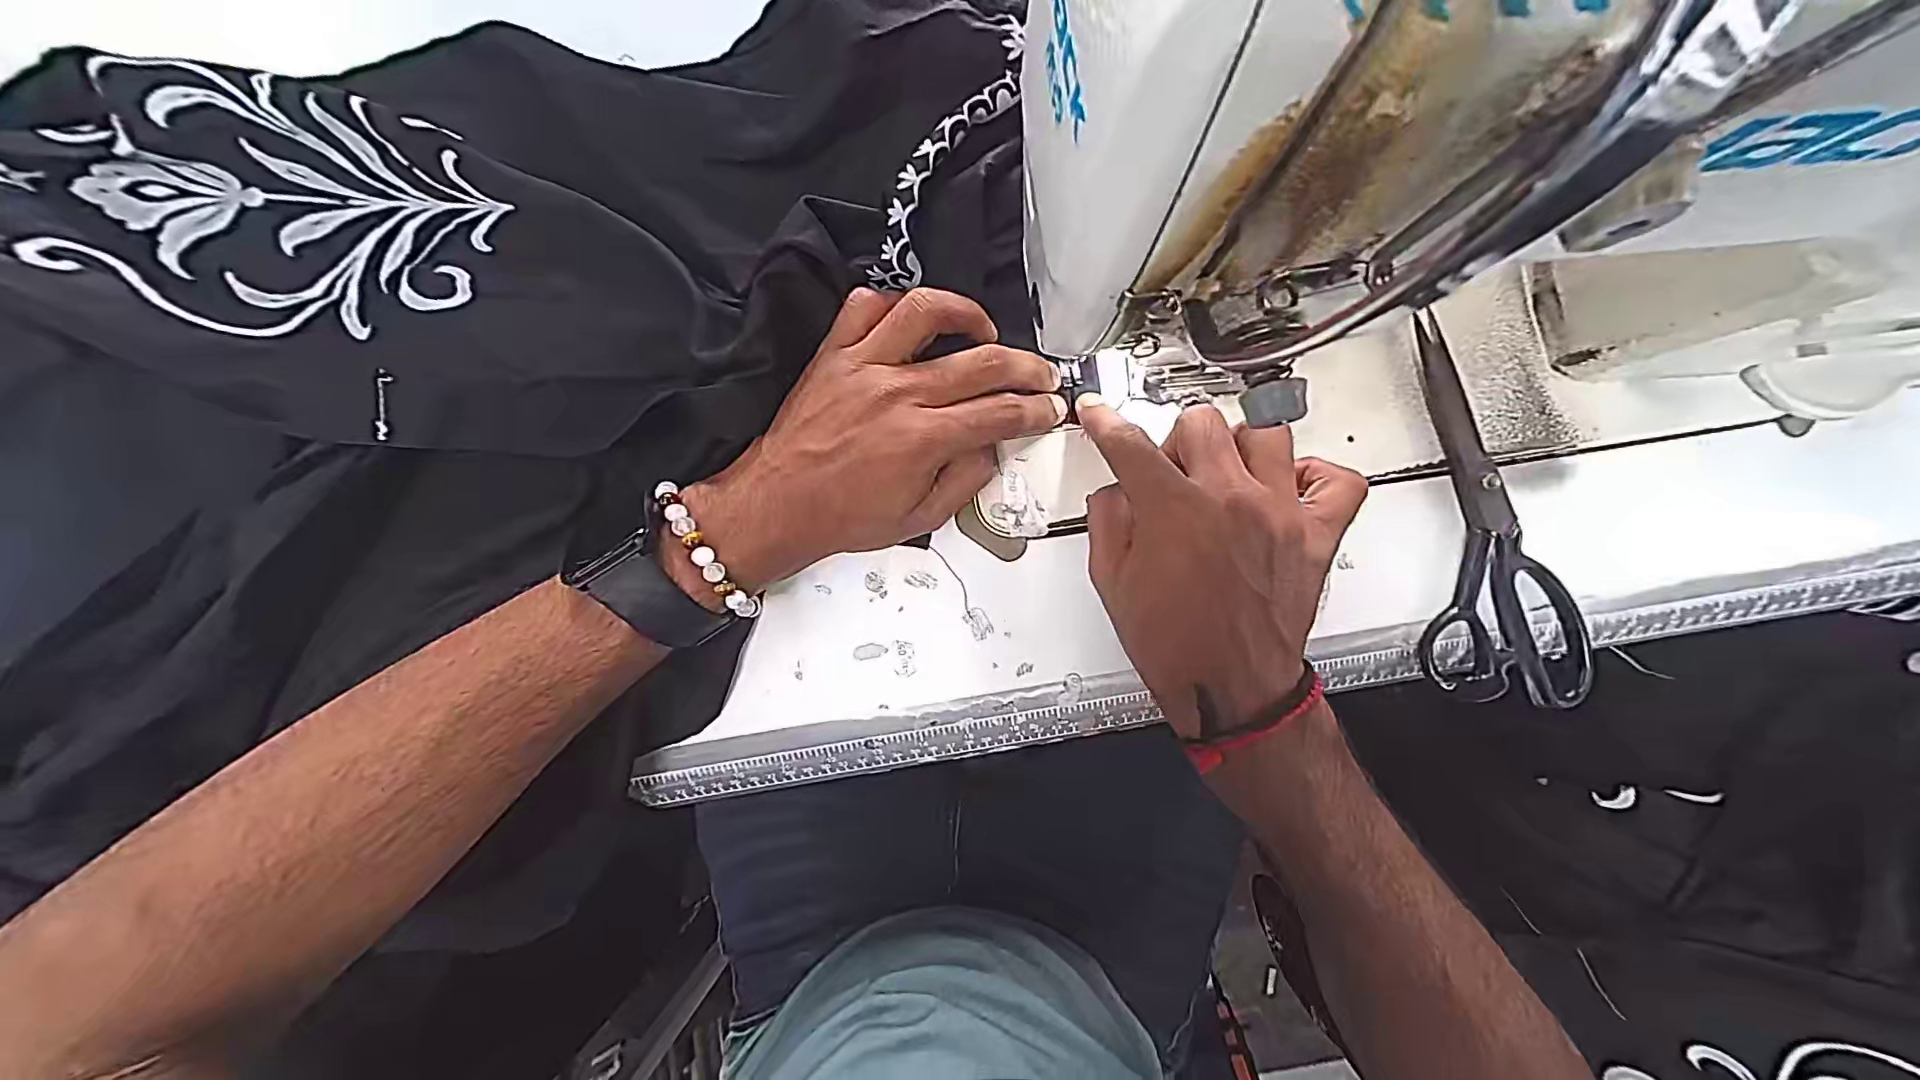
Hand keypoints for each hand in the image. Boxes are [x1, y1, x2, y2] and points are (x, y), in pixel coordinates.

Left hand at [667, 288, 1064, 606]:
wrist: (779, 504)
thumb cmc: (839, 515)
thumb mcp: (919, 518)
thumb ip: (964, 480)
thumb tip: (991, 449)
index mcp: (922, 440)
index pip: (1000, 413)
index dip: (1036, 410)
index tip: (1048, 409)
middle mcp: (897, 396)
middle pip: (983, 362)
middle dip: (1027, 367)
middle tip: (1039, 375)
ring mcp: (864, 368)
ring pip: (927, 313)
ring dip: (967, 314)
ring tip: (984, 330)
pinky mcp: (834, 356)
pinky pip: (864, 306)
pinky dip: (893, 304)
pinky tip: (912, 321)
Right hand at [1076, 395, 1366, 737]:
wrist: (1229, 687)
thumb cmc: (1176, 646)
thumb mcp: (1112, 582)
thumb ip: (1107, 521)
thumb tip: (1114, 491)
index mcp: (1172, 511)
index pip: (1130, 445)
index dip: (1105, 423)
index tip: (1101, 415)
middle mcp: (1229, 500)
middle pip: (1201, 422)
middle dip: (1175, 439)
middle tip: (1172, 467)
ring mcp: (1278, 514)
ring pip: (1265, 431)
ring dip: (1236, 444)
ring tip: (1226, 469)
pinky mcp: (1317, 535)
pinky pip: (1337, 481)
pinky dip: (1314, 474)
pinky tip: (1288, 485)